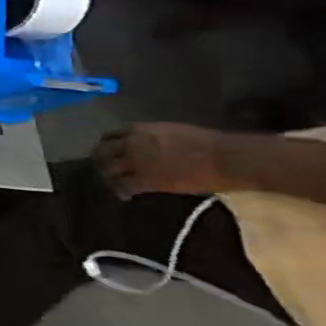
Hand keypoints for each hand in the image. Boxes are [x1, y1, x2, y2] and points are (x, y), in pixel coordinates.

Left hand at [93, 122, 247, 198]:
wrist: (225, 158)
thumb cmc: (206, 143)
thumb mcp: (170, 132)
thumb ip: (152, 138)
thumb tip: (148, 146)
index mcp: (138, 129)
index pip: (109, 136)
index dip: (106, 145)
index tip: (108, 152)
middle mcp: (131, 144)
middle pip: (102, 152)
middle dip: (100, 161)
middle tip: (104, 169)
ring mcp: (136, 162)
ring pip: (108, 170)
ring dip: (108, 177)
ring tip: (113, 183)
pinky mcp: (147, 180)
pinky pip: (124, 186)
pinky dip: (121, 191)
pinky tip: (125, 196)